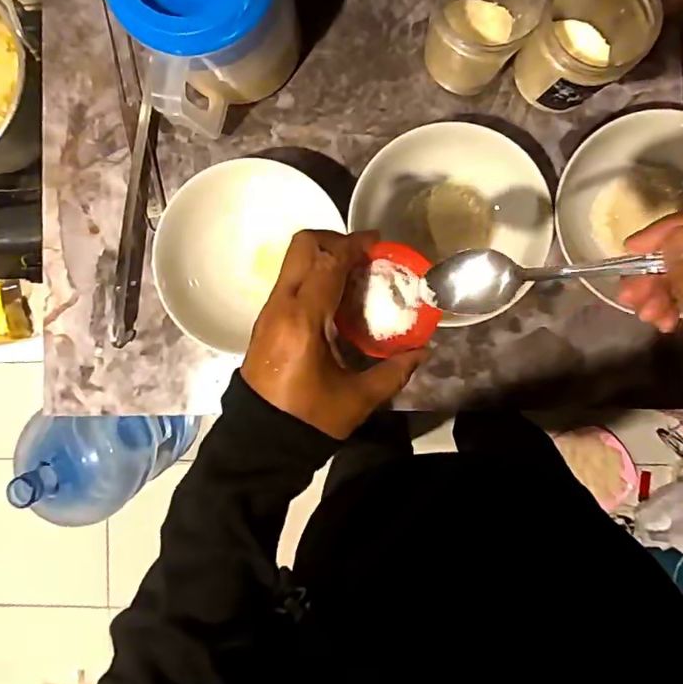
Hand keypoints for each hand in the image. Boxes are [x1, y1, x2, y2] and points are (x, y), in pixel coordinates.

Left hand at [242, 230, 426, 439]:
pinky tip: (338, 299)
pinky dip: (314, 275)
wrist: (259, 443)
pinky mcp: (266, 320)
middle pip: (302, 246)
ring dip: (324, 257)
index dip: (354, 244)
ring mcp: (269, 311)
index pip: (328, 262)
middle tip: (363, 255)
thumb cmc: (308, 420)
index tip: (378, 241)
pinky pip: (291, 280)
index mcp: (303, 319)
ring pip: (294, 261)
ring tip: (355, 275)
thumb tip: (424, 350)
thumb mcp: (358, 398)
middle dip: (335, 240)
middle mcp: (281, 305)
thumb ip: (394, 371)